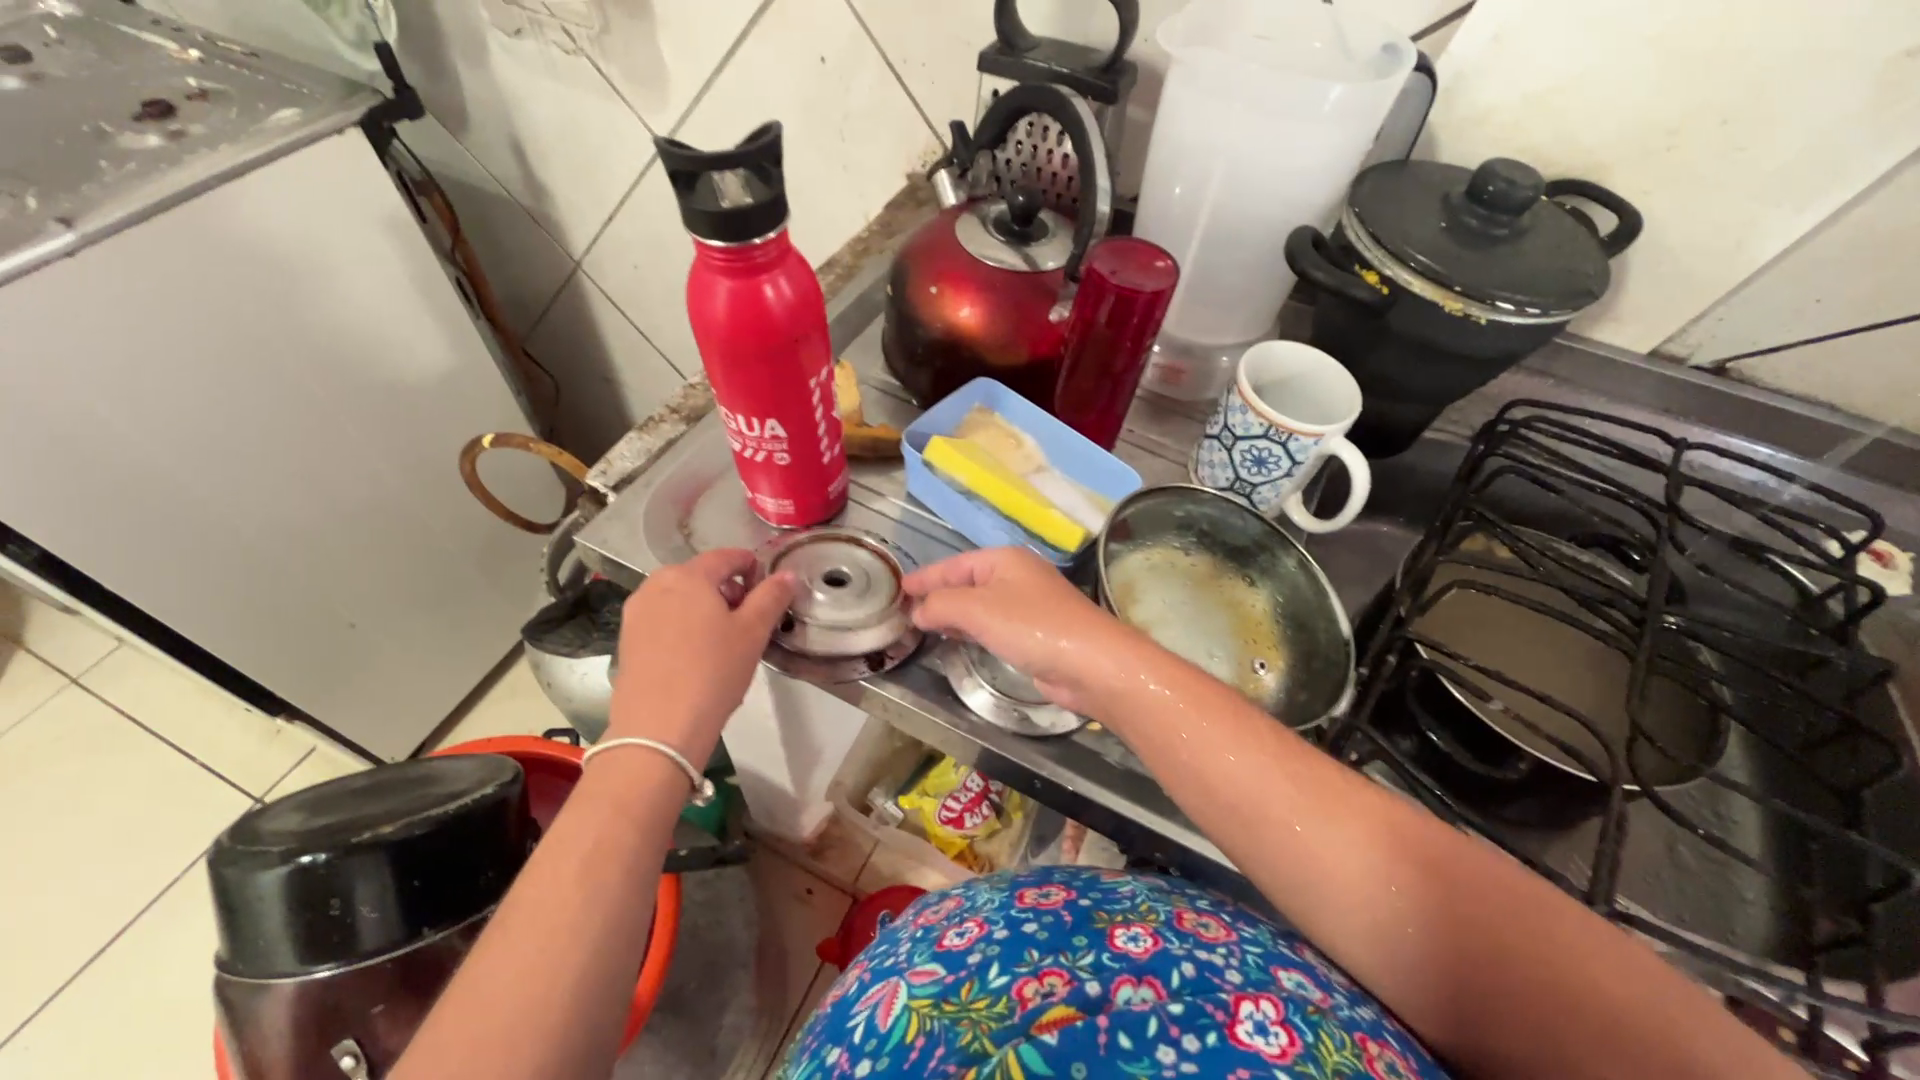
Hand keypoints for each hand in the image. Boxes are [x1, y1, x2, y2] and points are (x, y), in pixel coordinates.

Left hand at [606, 549, 795, 764]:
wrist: (659, 728)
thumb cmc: (713, 673)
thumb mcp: (753, 633)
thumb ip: (771, 598)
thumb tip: (787, 575)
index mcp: (688, 576)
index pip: (727, 556)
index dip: (752, 568)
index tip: (767, 591)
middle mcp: (656, 585)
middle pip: (700, 575)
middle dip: (727, 590)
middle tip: (748, 620)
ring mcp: (636, 612)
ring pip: (679, 598)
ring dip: (704, 608)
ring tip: (723, 640)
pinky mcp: (627, 639)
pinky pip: (663, 619)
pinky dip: (682, 626)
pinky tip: (696, 656)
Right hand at [903, 547, 1143, 713]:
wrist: (1090, 663)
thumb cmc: (1032, 627)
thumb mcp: (978, 609)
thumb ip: (941, 605)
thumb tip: (917, 610)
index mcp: (1004, 559)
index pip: (954, 564)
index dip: (925, 577)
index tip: (897, 590)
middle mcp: (1017, 576)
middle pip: (967, 582)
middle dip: (937, 596)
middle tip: (904, 611)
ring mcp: (1028, 605)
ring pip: (980, 605)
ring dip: (953, 614)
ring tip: (923, 626)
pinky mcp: (1035, 633)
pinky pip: (993, 625)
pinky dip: (972, 630)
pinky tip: (958, 640)